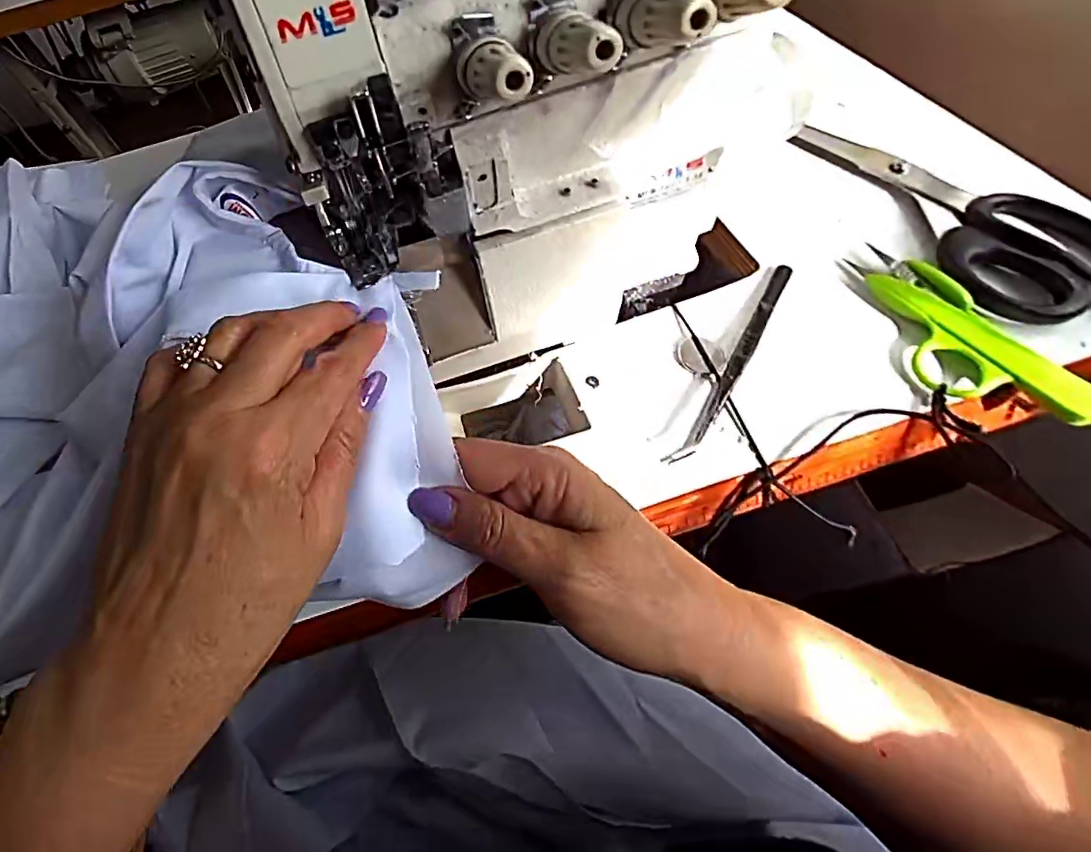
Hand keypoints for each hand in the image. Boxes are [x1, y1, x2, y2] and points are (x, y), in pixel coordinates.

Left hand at [88, 301, 387, 669]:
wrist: (152, 650)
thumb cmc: (243, 606)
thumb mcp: (320, 529)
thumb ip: (342, 448)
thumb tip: (359, 392)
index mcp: (273, 449)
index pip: (329, 371)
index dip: (359, 344)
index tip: (374, 330)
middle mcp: (219, 419)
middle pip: (280, 334)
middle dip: (323, 316)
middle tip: (346, 317)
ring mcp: (172, 418)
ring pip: (227, 334)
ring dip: (272, 321)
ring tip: (299, 328)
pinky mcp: (141, 429)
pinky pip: (171, 361)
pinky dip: (208, 346)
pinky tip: (232, 358)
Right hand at [408, 439, 754, 688]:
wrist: (698, 634)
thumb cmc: (649, 601)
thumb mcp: (560, 568)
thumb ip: (494, 530)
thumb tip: (435, 499)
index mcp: (550, 473)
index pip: (466, 456)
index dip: (424, 481)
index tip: (392, 514)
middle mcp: (546, 482)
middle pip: (466, 486)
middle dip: (436, 526)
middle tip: (417, 569)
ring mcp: (546, 509)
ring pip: (477, 516)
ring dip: (454, 552)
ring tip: (442, 595)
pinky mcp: (548, 535)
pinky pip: (497, 538)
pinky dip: (476, 565)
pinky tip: (462, 593)